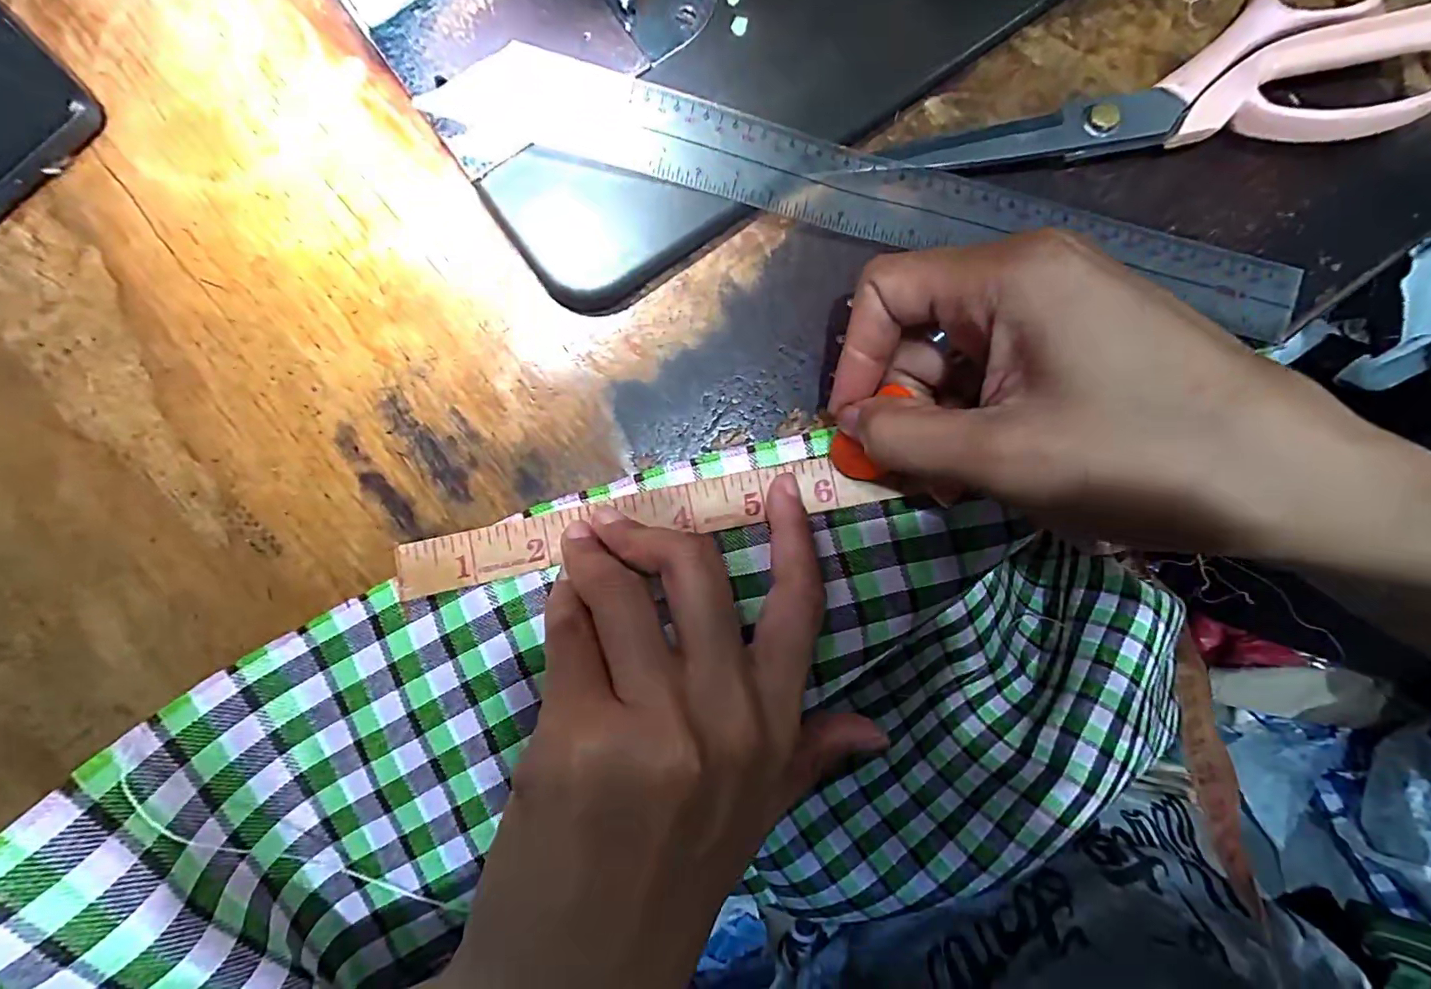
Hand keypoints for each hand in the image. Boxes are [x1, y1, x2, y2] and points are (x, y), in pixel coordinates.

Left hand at [435, 476, 886, 988]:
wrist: (584, 968)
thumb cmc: (670, 877)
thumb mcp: (751, 816)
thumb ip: (806, 758)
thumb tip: (873, 728)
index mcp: (772, 734)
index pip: (800, 613)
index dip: (794, 542)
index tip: (780, 489)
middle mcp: (724, 722)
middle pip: (695, 575)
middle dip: (649, 535)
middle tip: (613, 526)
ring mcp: (652, 728)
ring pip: (618, 592)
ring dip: (590, 561)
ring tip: (576, 553)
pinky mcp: (579, 733)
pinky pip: (569, 631)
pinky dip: (559, 607)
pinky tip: (557, 608)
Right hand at [827, 230, 1393, 557]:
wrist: (1302, 485)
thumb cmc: (1141, 458)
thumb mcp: (998, 457)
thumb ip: (900, 437)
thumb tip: (844, 426)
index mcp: (1008, 275)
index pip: (883, 289)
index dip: (853, 357)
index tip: (852, 425)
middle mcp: (1027, 275)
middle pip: (915, 326)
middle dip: (898, 399)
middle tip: (909, 468)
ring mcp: (1057, 308)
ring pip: (950, 356)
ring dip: (934, 418)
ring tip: (952, 479)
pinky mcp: (1077, 342)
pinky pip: (992, 371)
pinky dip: (972, 418)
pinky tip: (988, 465)